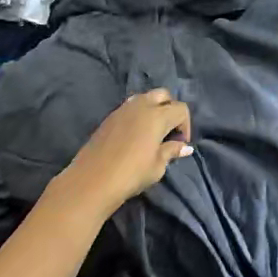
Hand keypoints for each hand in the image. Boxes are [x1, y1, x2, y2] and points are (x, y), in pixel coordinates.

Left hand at [45, 89, 192, 218]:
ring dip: (153, 109)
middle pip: (163, 95)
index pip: (181, 109)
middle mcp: (141, 105)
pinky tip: (136, 135)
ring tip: (153, 132)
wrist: (92, 181)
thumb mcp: (158, 166)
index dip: (186, 125)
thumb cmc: (131, 174)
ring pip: (145, 98)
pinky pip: (130, 107)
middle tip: (169, 131)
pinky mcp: (109, 117)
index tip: (181, 144)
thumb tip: (185, 147)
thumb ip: (172, 151)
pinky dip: (138, 114)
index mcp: (158, 115)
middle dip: (171, 109)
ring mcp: (122, 109)